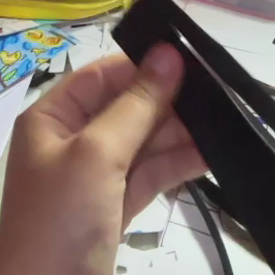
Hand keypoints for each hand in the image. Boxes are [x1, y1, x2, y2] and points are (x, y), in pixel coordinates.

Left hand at [0, 47, 205, 274]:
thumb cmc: (61, 221)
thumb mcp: (98, 155)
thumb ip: (137, 105)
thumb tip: (168, 52)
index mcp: (54, 118)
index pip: (101, 76)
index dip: (141, 64)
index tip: (186, 58)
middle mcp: (73, 142)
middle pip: (126, 107)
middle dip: (166, 101)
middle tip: (214, 92)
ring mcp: (95, 178)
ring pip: (143, 142)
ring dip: (178, 133)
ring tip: (221, 123)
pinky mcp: (115, 209)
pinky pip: (149, 175)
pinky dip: (176, 165)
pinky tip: (208, 154)